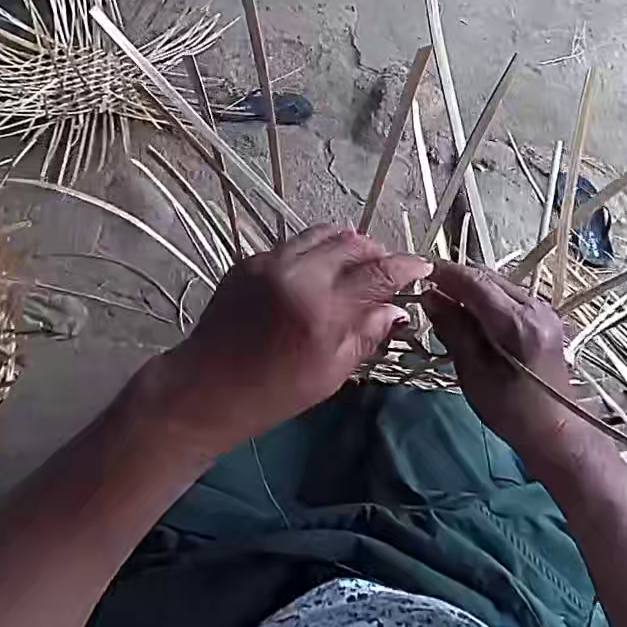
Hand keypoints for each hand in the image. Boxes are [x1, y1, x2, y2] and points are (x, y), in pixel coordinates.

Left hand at [148, 225, 430, 454]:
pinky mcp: (249, 260)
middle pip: (352, 243)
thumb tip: (397, 310)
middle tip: (387, 268)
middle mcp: (297, 275)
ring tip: (358, 260)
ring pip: (322, 233)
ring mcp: (269, 263)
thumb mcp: (330, 373)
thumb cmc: (272, 394)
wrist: (204, 389)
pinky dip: (316, 250)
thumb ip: (367, 334)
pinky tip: (320, 269)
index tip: (422, 265)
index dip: (405, 266)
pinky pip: (293, 244)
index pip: (377, 273)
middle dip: (377, 251)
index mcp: (321, 310)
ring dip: (348, 243)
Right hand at [422, 262, 588, 457]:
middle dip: (456, 279)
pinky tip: (470, 312)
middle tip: (427, 289)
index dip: (445, 274)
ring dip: (470, 287)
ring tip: (445, 301)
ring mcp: (544, 309)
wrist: (559, 431)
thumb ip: (454, 329)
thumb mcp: (475, 373)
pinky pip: (507, 294)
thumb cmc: (514, 412)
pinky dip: (485, 297)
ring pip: (497, 283)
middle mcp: (535, 307)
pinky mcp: (544, 316)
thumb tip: (430, 297)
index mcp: (518, 322)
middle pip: (488, 277)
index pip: (475, 282)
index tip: (419, 274)